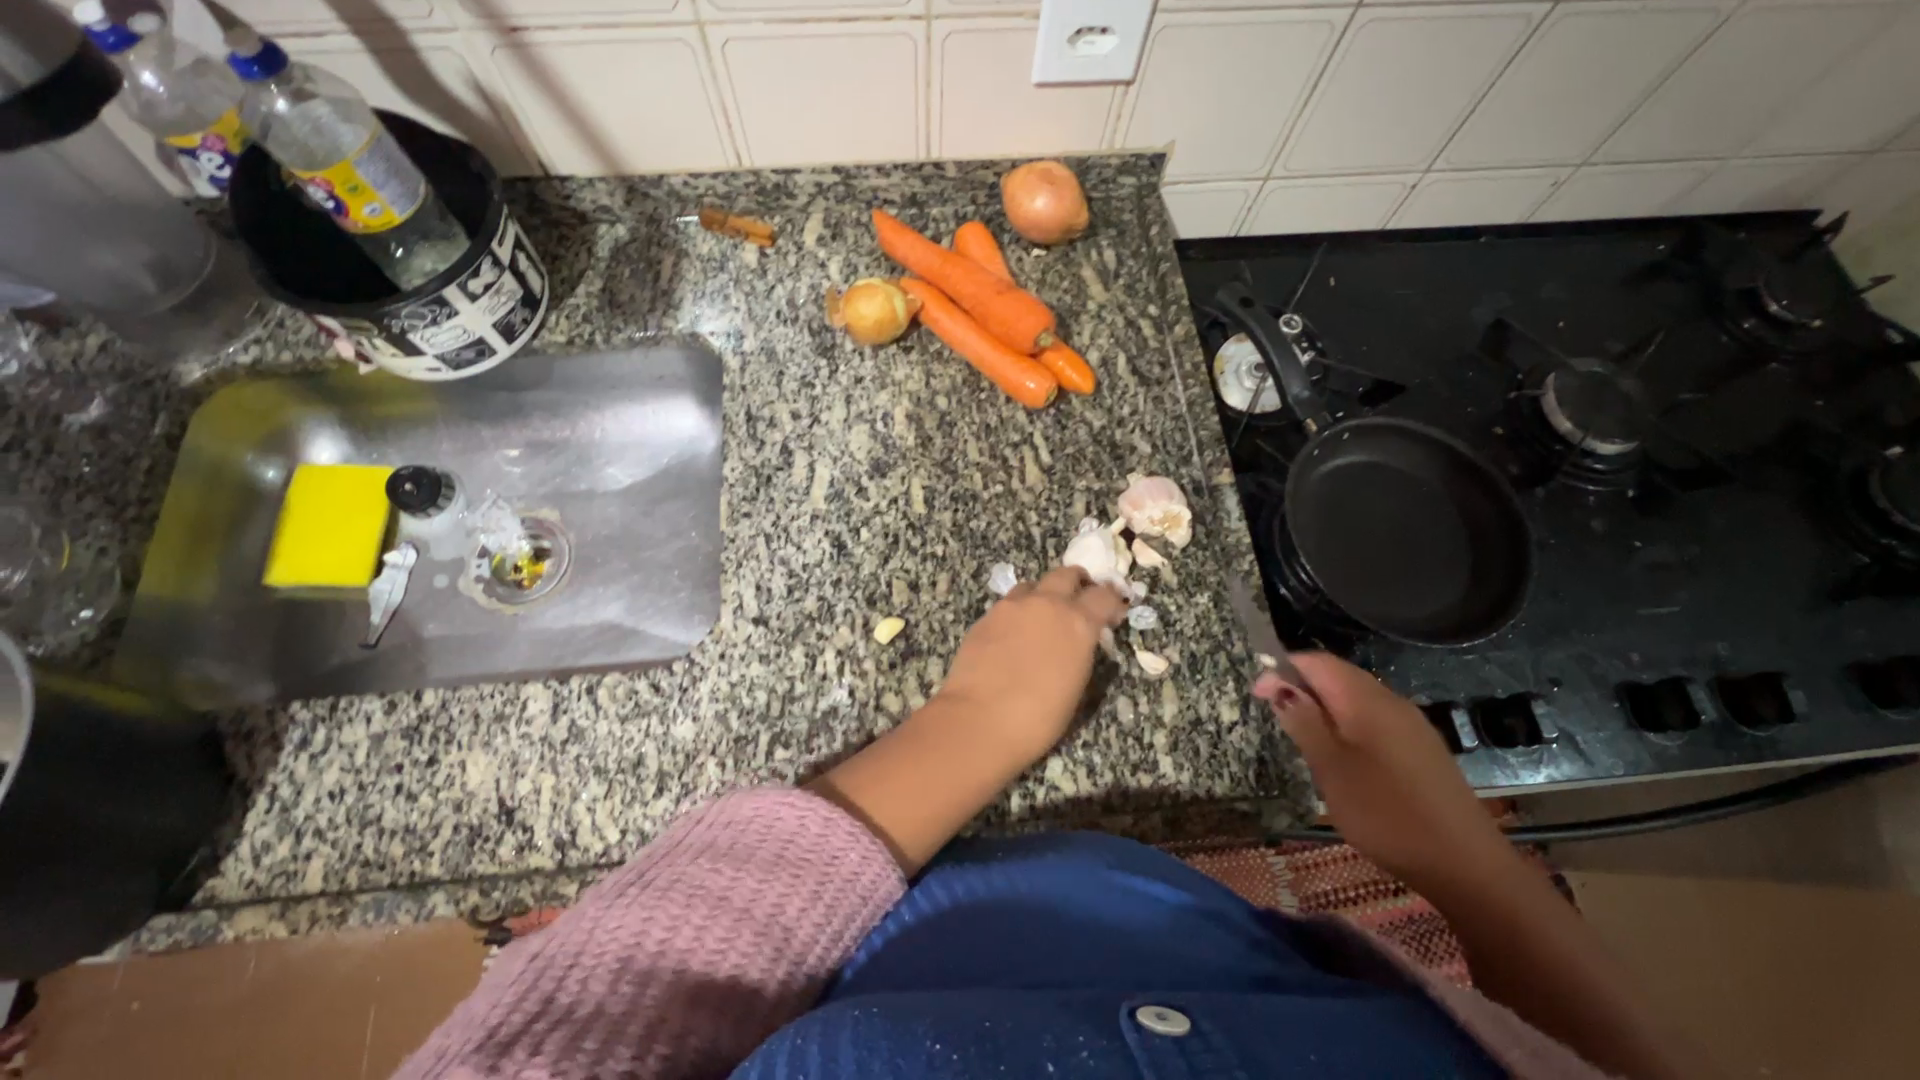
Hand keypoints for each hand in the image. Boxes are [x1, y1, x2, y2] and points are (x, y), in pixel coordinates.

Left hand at [933, 566, 1128, 765]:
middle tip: (1078, 599)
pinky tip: (1011, 637)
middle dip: (1076, 582)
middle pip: (1066, 575)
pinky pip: (1007, 605)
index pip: (1104, 596)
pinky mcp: (985, 617)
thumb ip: (1080, 652)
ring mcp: (1011, 607)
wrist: (981, 720)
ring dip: (1041, 595)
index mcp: (1077, 622)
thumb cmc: (1039, 716)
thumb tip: (1077, 643)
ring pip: (1032, 586)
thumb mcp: (1077, 685)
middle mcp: (1046, 604)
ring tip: (1040, 617)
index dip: (1112, 602)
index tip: (1113, 613)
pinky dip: (1016, 614)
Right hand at [1254, 653, 1516, 895]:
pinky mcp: (1421, 751)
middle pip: (1338, 676)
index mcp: (1367, 700)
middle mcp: (1392, 702)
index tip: (1257, 696)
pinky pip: (1374, 722)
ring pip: (1356, 700)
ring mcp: (1411, 726)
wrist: (1464, 863)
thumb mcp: (1331, 769)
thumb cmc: (1386, 813)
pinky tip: (1341, 759)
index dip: (1283, 670)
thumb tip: (1280, 686)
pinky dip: (1347, 727)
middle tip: (1275, 718)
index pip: (1318, 661)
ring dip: (1323, 709)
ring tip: (1302, 740)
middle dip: (1302, 687)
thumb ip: (1304, 723)